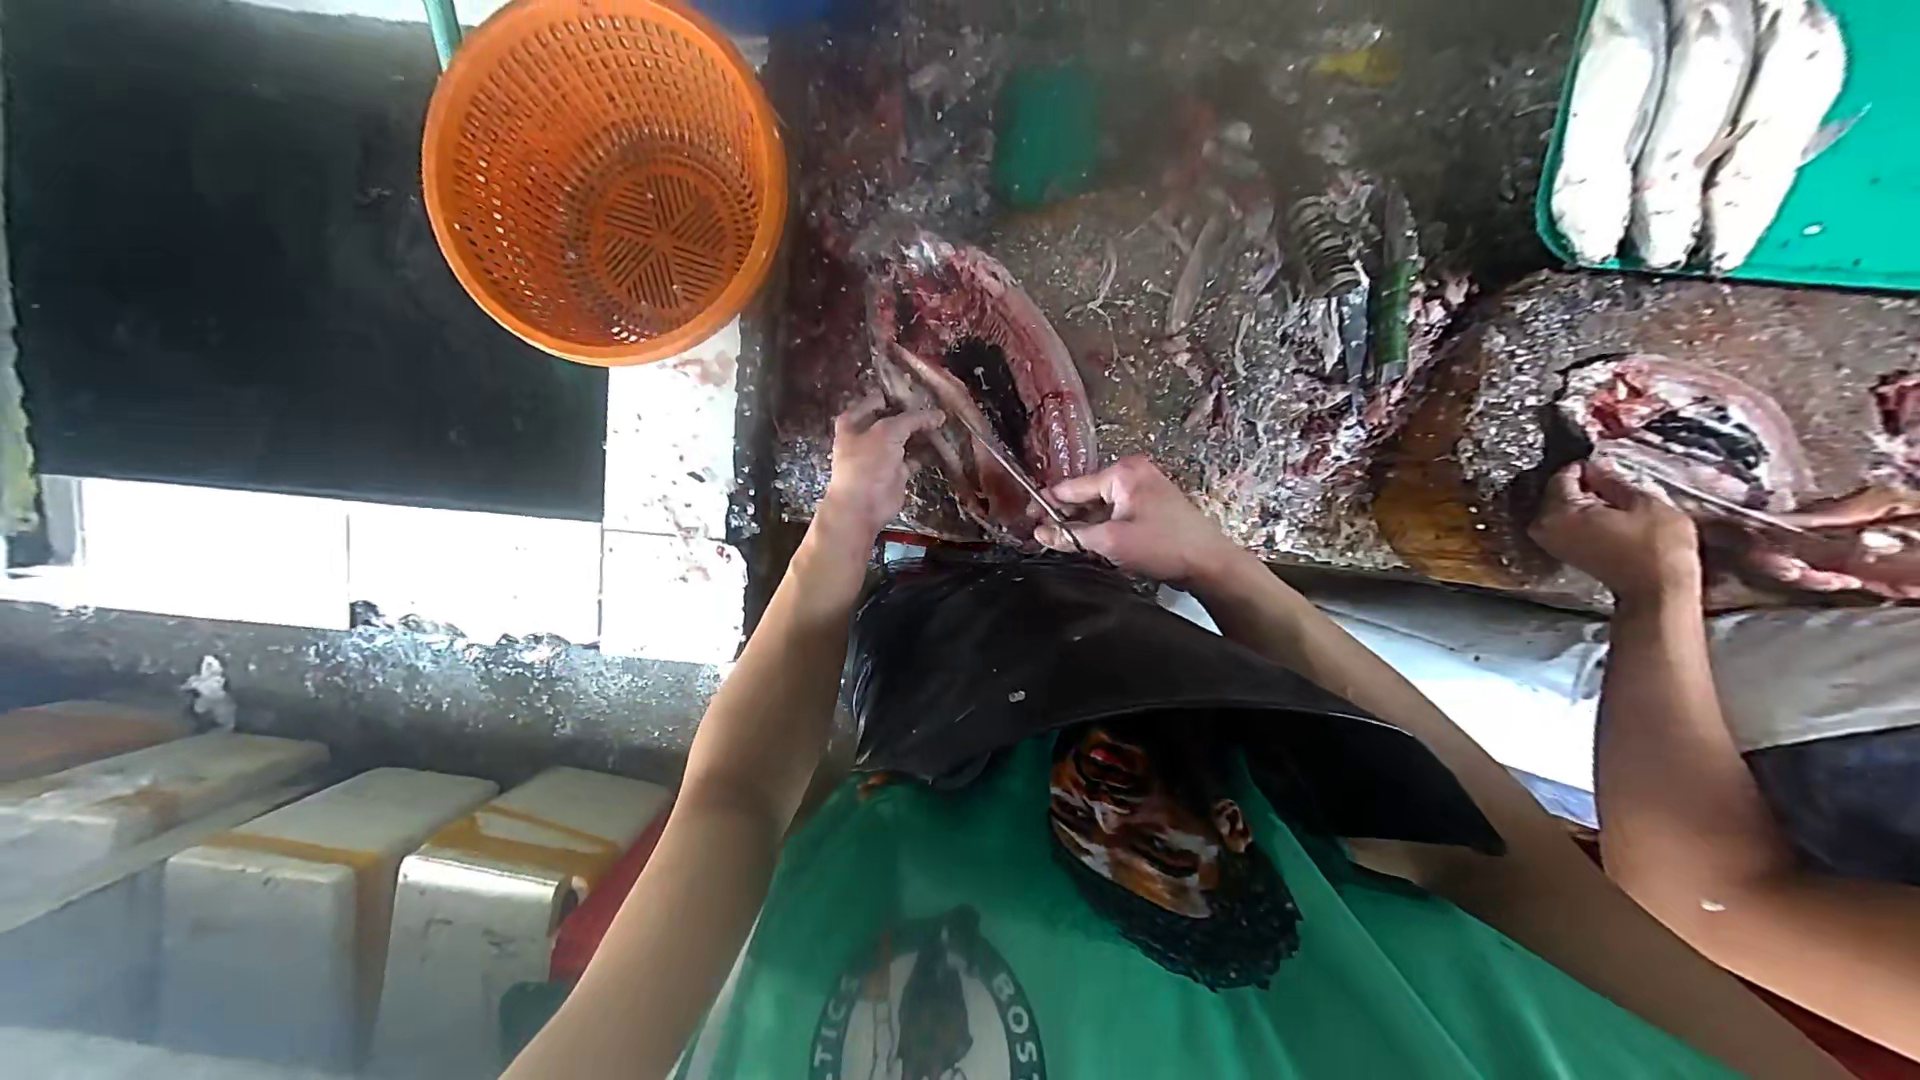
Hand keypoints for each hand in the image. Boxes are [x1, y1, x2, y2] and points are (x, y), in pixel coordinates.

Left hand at [817, 394, 944, 543]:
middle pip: (895, 419)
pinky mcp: (897, 471)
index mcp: (854, 420)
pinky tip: (944, 444)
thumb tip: (939, 414)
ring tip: (945, 423)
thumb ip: (913, 419)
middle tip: (940, 406)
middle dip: (915, 415)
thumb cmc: (867, 462)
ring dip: (924, 433)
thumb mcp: (888, 431)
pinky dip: (928, 452)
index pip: (879, 399)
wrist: (863, 505)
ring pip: (907, 438)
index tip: (922, 391)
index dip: (898, 395)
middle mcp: (867, 435)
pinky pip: (915, 456)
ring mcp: (883, 454)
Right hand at [1036, 456, 1243, 584]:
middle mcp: (1132, 472)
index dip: (1047, 504)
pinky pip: (1115, 511)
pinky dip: (1102, 525)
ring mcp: (1143, 487)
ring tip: (1064, 542)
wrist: (1210, 563)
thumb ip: (1072, 536)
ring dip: (1084, 523)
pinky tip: (1090, 542)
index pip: (1072, 486)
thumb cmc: (1162, 546)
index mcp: (1122, 472)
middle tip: (1044, 536)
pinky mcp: (1150, 504)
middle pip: (1085, 494)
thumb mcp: (1110, 542)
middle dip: (1065, 515)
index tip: (1027, 520)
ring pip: (1099, 505)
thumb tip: (1040, 534)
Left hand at [1529, 460, 1701, 605]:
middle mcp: (1542, 525)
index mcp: (1558, 512)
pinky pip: (1563, 521)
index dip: (1585, 467)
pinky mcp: (1557, 549)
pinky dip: (1580, 514)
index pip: (1561, 477)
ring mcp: (1545, 539)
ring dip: (1583, 499)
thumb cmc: (1656, 546)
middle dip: (1582, 484)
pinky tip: (1607, 515)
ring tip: (1615, 499)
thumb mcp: (1643, 503)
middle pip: (1556, 491)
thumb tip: (1595, 466)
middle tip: (1615, 481)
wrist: (1655, 589)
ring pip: (1559, 506)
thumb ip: (1613, 481)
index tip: (1607, 464)